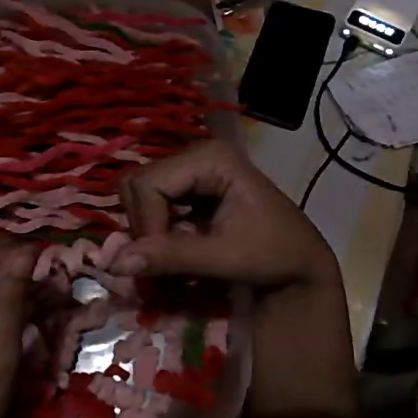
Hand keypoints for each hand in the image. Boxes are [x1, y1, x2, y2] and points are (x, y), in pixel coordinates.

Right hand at [109, 140, 338, 290]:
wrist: (301, 263)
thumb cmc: (274, 256)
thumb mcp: (225, 257)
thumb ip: (172, 256)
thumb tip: (116, 263)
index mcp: (212, 157)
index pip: (148, 183)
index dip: (146, 225)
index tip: (158, 263)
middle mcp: (198, 153)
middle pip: (137, 183)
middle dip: (143, 225)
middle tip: (162, 259)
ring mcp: (193, 168)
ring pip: (139, 193)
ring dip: (146, 229)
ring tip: (168, 256)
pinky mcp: (189, 186)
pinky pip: (151, 202)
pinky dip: (154, 229)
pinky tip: (174, 249)